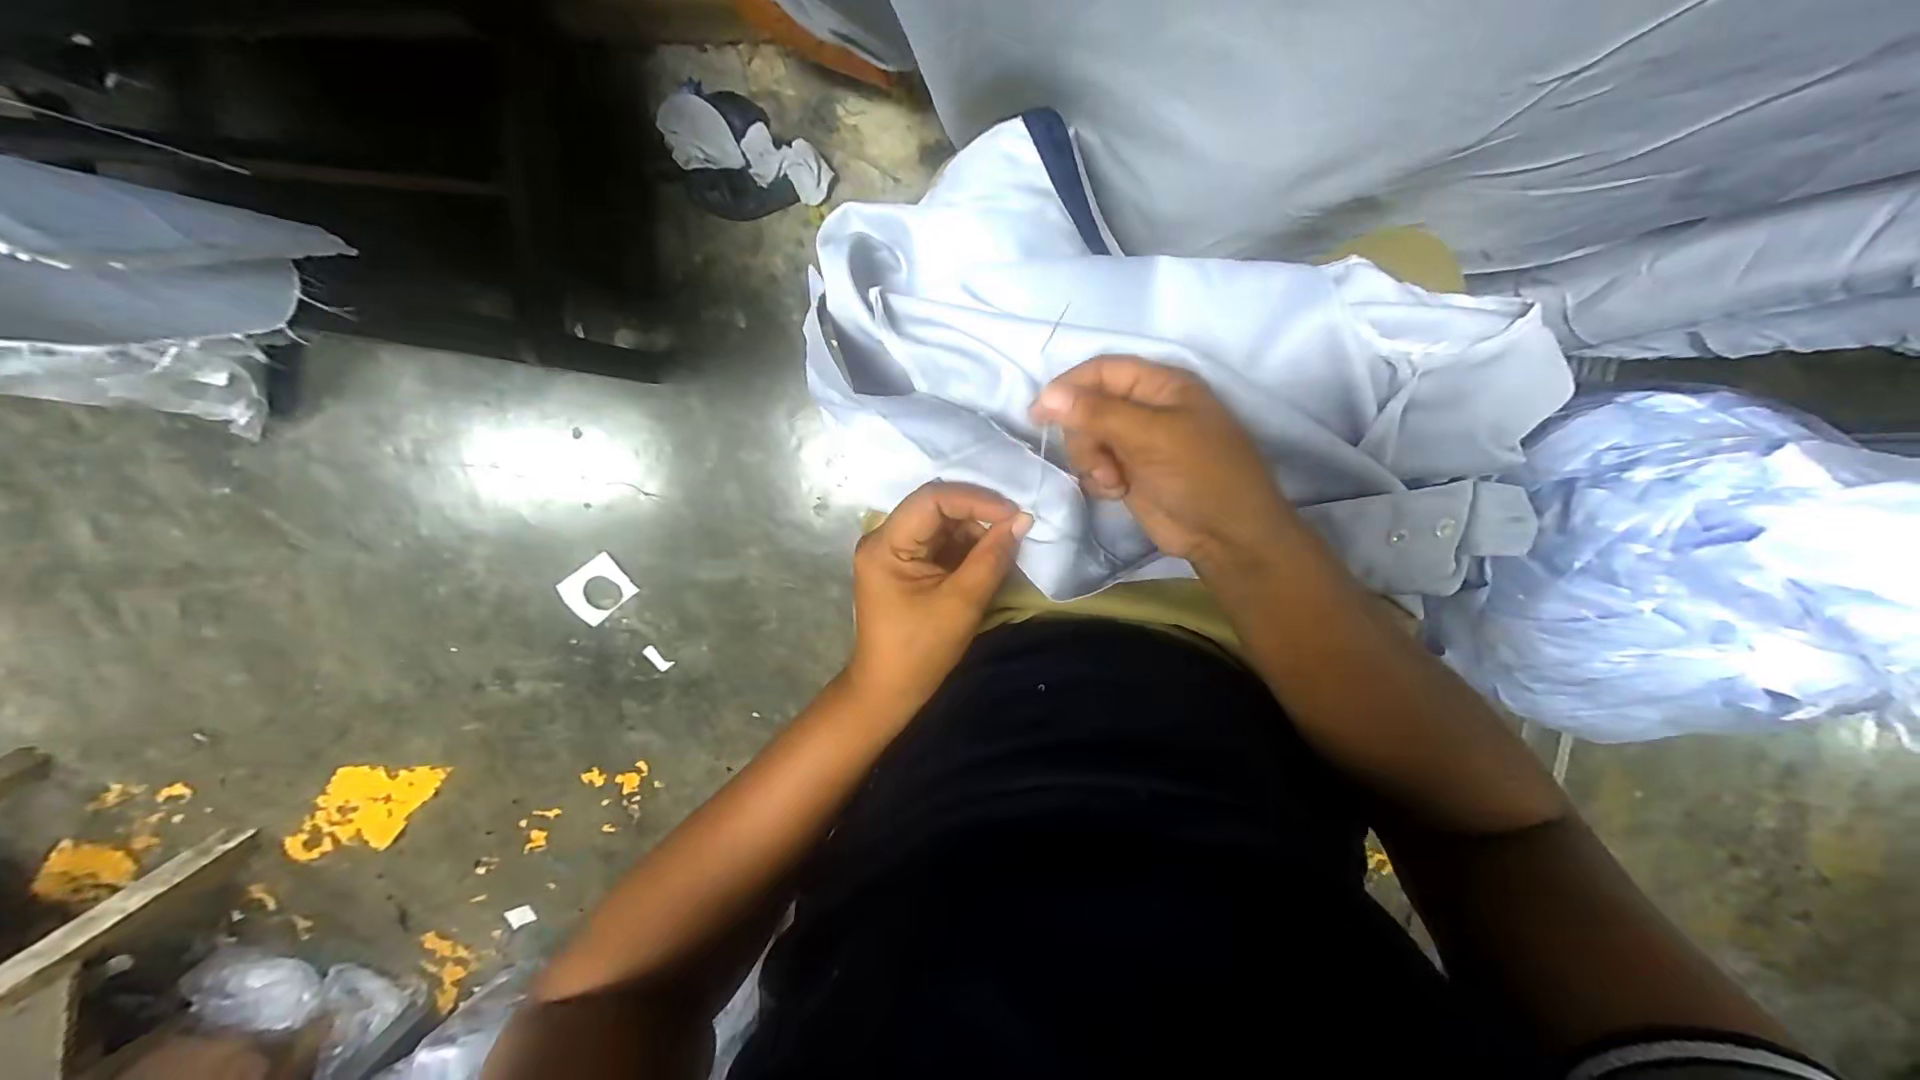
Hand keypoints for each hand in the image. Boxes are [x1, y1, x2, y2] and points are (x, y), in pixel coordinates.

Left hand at [845, 481, 1031, 711]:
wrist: (890, 691)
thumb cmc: (920, 651)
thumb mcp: (962, 603)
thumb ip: (991, 557)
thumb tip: (1021, 519)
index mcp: (885, 544)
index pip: (932, 500)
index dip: (976, 500)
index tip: (1014, 514)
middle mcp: (884, 538)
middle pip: (936, 507)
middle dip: (979, 514)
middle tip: (1017, 525)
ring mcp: (894, 551)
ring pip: (942, 524)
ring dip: (976, 530)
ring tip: (1008, 542)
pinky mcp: (907, 565)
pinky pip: (941, 542)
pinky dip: (968, 546)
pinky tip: (992, 554)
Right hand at [1030, 356, 1296, 567]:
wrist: (1226, 536)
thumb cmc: (1200, 475)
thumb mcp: (1151, 436)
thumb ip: (1098, 413)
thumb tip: (1046, 395)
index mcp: (1160, 385)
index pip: (1102, 371)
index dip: (1069, 387)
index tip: (1039, 413)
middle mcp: (1146, 408)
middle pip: (1087, 406)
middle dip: (1084, 435)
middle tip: (1099, 462)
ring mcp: (1136, 442)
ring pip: (1086, 438)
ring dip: (1090, 461)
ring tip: (1113, 482)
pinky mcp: (1128, 473)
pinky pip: (1094, 465)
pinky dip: (1097, 478)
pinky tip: (1116, 492)